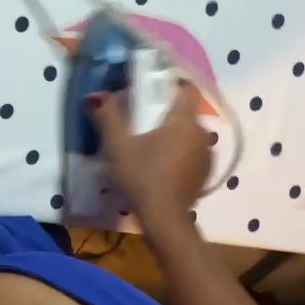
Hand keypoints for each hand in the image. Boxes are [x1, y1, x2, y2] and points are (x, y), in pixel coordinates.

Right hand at [88, 84, 212, 232]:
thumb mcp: (118, 146)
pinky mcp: (205, 172)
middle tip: (140, 122)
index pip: (186, 88)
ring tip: (148, 146)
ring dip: (171, 134)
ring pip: (188, 133)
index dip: (170, 85)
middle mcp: (201, 132)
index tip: (150, 92)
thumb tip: (98, 96)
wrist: (164, 218)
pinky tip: (159, 165)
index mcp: (184, 120)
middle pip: (184, 112)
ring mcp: (207, 154)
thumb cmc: (141, 177)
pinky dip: (178, 152)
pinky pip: (191, 151)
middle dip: (164, 113)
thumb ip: (109, 116)